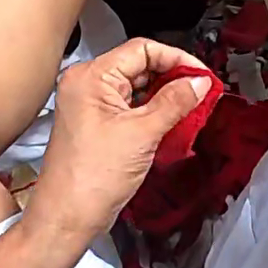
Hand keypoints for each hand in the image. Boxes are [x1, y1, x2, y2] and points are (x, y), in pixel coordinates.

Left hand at [27, 38, 214, 247]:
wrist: (66, 218)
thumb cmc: (89, 180)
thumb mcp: (142, 134)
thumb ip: (175, 102)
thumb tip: (198, 82)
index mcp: (90, 77)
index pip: (141, 49)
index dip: (176, 59)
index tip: (200, 74)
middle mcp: (85, 84)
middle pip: (139, 65)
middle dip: (172, 77)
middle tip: (201, 91)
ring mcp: (89, 104)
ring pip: (136, 86)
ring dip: (164, 95)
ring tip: (191, 108)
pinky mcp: (95, 122)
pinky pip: (129, 105)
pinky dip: (152, 111)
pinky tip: (172, 122)